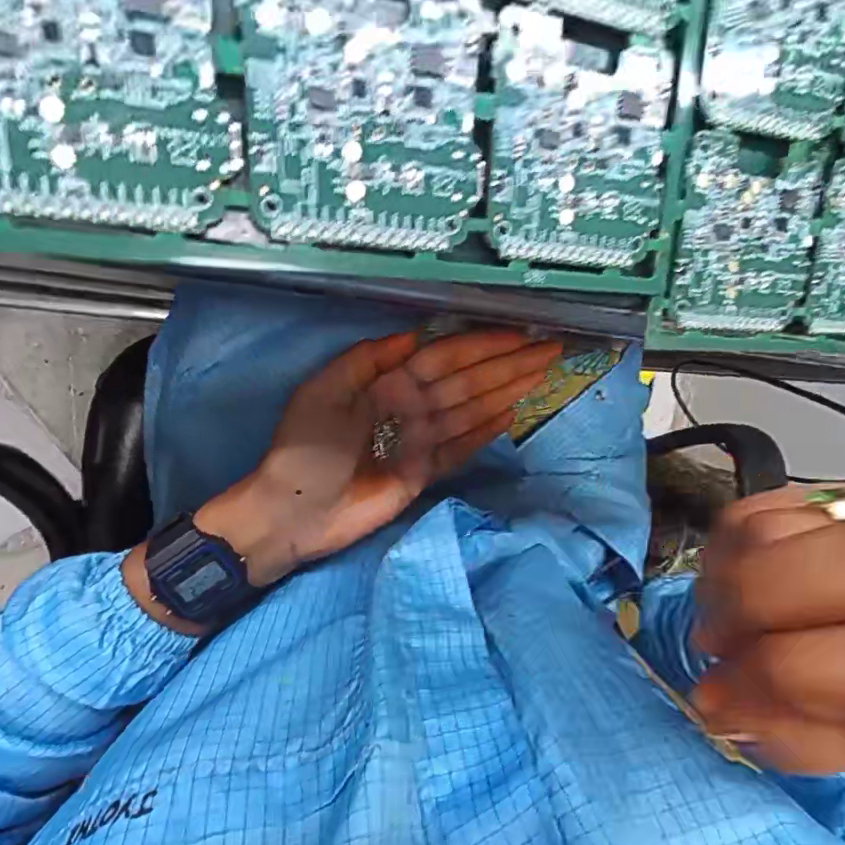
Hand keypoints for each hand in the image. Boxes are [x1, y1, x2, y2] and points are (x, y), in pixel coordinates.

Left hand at [126, 329, 560, 632]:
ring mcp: (417, 442)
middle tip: (550, 350)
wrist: (294, 511)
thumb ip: (368, 359)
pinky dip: (484, 433)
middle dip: (506, 365)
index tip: (518, 333)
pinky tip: (512, 414)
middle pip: (465, 381)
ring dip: (505, 392)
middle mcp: (407, 408)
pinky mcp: (422, 475)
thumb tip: (413, 334)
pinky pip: (460, 449)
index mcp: (384, 383)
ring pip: (469, 411)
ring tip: (543, 374)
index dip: (480, 344)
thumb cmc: (303, 449)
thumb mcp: (325, 390)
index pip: (441, 357)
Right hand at [690, 487, 844, 780]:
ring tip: (718, 616)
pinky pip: (796, 496)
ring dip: (743, 565)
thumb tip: (719, 703)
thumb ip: (808, 739)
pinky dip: (739, 538)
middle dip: (767, 597)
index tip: (721, 693)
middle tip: (711, 640)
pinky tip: (730, 580)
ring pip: (843, 514)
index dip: (804, 674)